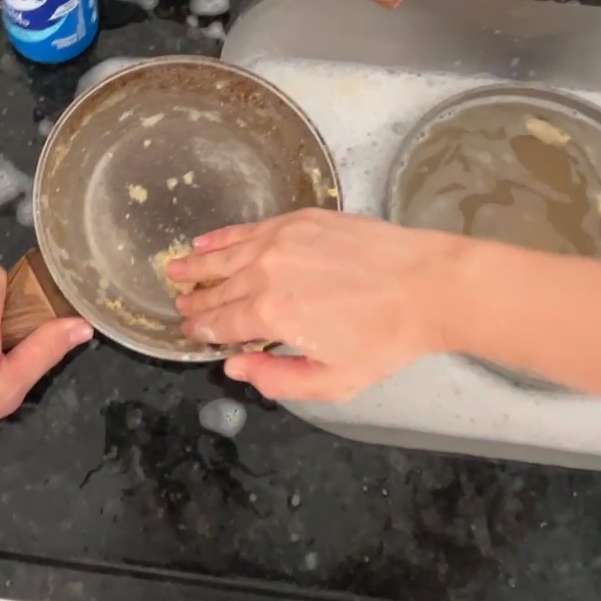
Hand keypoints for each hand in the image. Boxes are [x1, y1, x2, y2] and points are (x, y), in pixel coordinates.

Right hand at [169, 208, 465, 400]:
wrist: (426, 284)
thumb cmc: (385, 337)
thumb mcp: (335, 380)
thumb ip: (277, 380)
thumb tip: (235, 367)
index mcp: (272, 314)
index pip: (222, 322)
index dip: (201, 328)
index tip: (189, 330)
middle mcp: (265, 272)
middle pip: (218, 288)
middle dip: (196, 299)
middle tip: (179, 303)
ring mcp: (278, 240)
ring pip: (224, 255)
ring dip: (196, 265)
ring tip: (174, 269)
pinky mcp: (295, 220)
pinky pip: (246, 230)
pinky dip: (221, 237)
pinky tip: (204, 242)